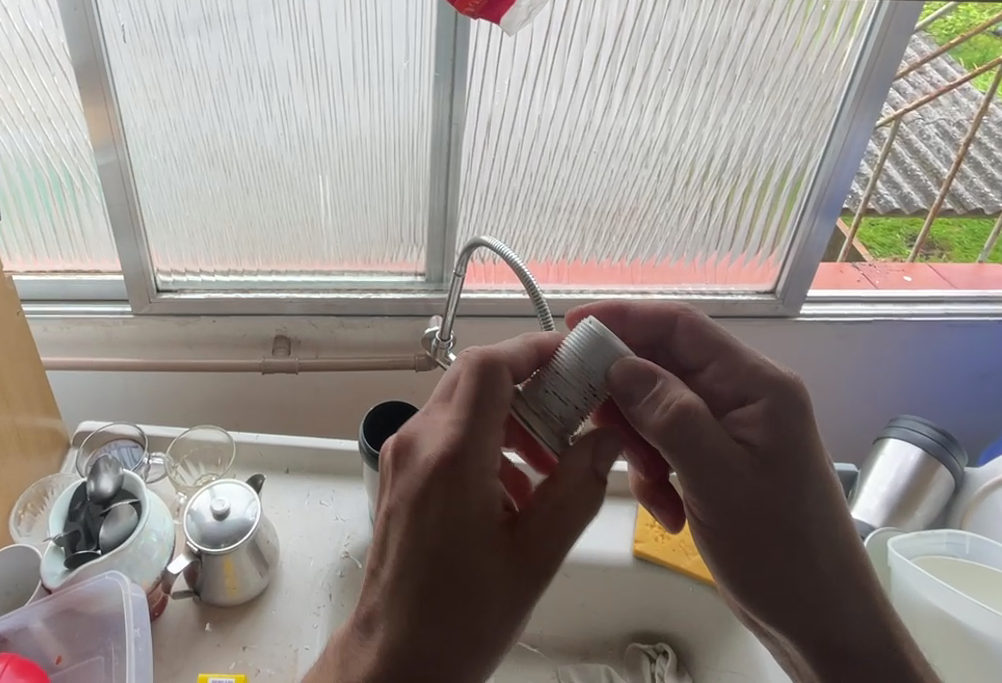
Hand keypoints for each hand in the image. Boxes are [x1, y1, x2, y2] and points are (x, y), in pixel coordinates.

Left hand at [306, 333, 622, 682]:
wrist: (395, 657)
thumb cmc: (462, 616)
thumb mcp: (535, 556)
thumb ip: (577, 489)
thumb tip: (606, 439)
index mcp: (452, 453)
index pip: (489, 365)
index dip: (533, 350)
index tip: (574, 358)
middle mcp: (419, 438)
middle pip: (474, 374)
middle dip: (528, 381)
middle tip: (574, 408)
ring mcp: (404, 451)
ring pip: (461, 400)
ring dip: (509, 414)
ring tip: (549, 461)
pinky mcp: (400, 468)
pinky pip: (447, 429)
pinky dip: (485, 438)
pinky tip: (515, 488)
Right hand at [583, 301, 937, 682]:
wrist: (823, 627)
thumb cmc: (781, 553)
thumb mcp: (718, 479)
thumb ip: (669, 414)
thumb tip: (618, 363)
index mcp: (756, 384)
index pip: (680, 327)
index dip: (624, 317)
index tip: (572, 327)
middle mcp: (743, 395)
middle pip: (662, 364)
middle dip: (623, 392)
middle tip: (587, 415)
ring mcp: (731, 427)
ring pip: (657, 405)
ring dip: (638, 440)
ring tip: (645, 482)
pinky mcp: (718, 458)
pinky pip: (666, 441)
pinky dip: (652, 469)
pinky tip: (664, 506)